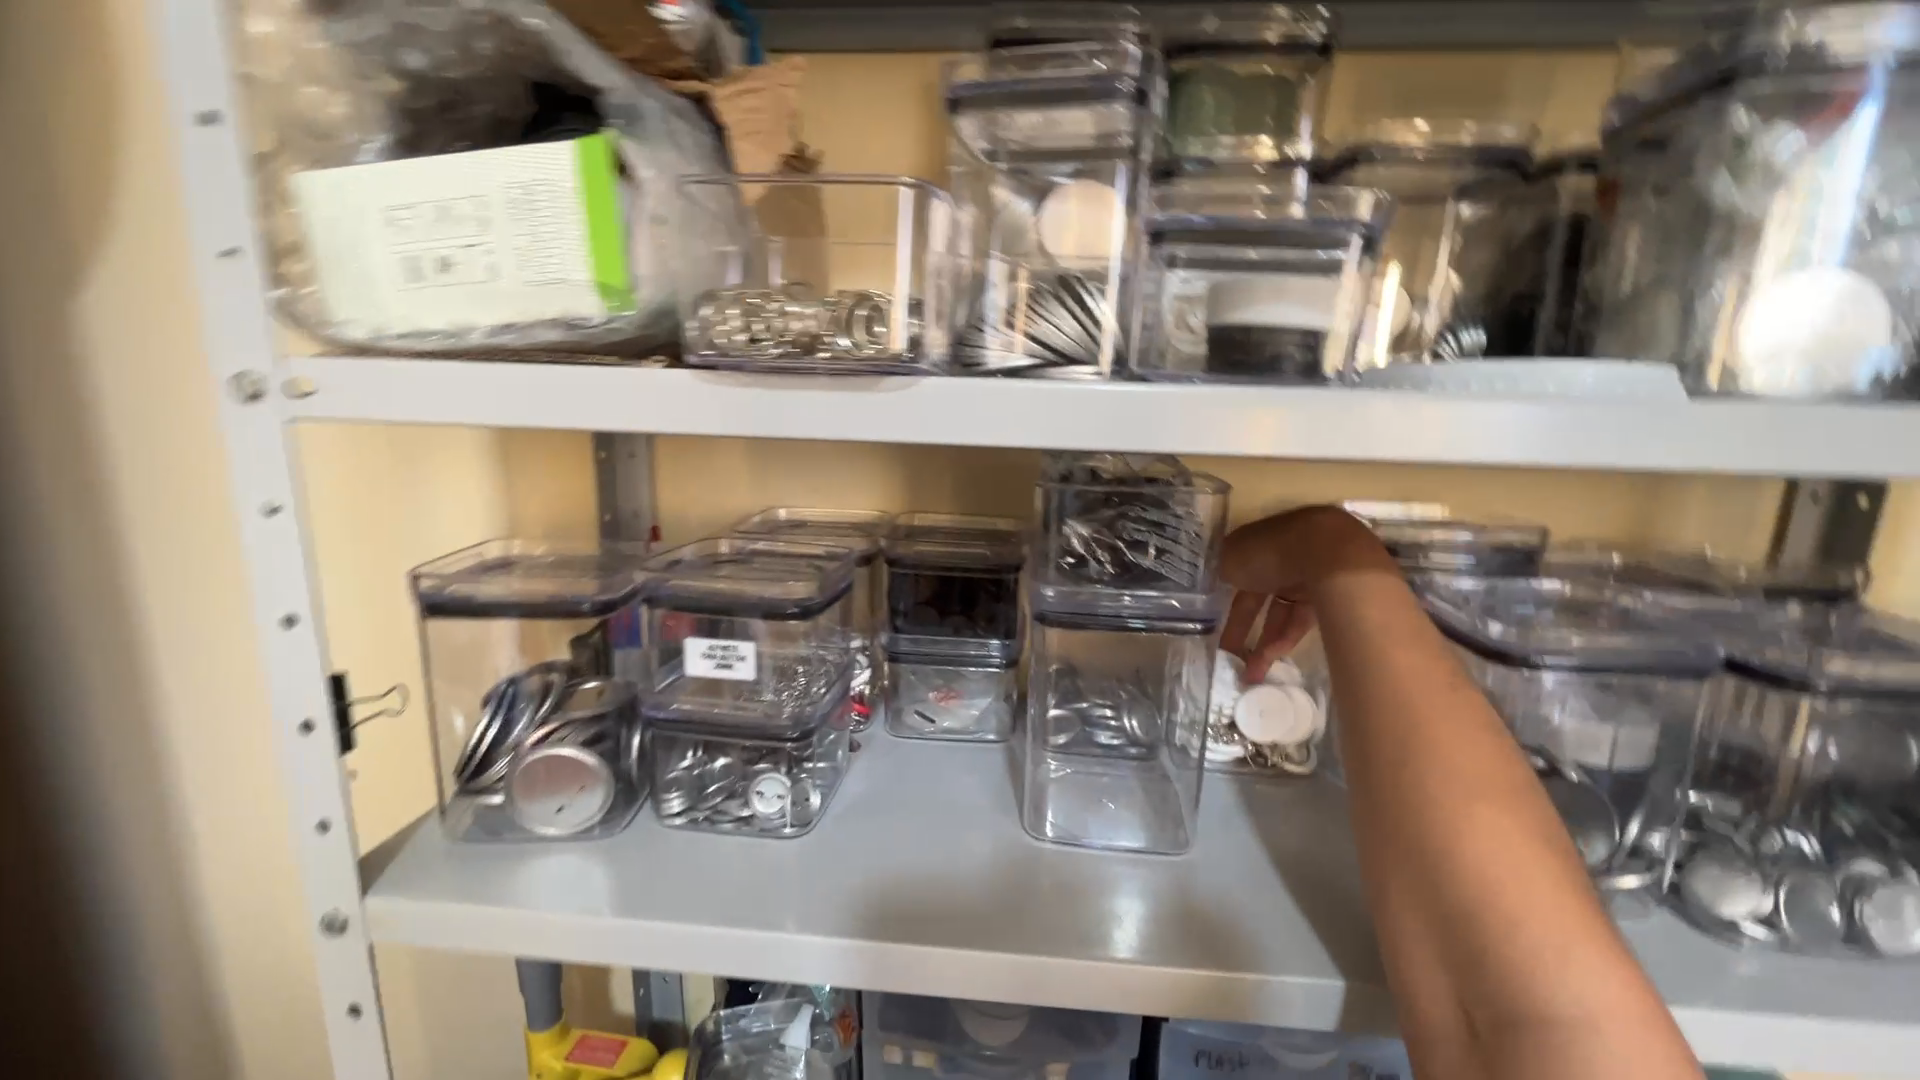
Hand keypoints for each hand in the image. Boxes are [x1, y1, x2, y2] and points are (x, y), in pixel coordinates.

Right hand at [1219, 506, 1394, 679]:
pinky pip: (1301, 621)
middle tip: (1229, 657)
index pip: (1238, 571)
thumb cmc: (1269, 552)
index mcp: (1259, 541)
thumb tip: (1228, 577)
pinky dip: (1286, 640)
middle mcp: (1284, 556)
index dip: (1224, 596)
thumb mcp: (1232, 558)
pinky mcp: (1331, 597)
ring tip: (1251, 675)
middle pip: (1258, 596)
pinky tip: (1271, 659)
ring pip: (1280, 613)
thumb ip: (1226, 569)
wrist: (1329, 554)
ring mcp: (1309, 576)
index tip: (1213, 619)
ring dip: (1263, 643)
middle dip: (1242, 628)